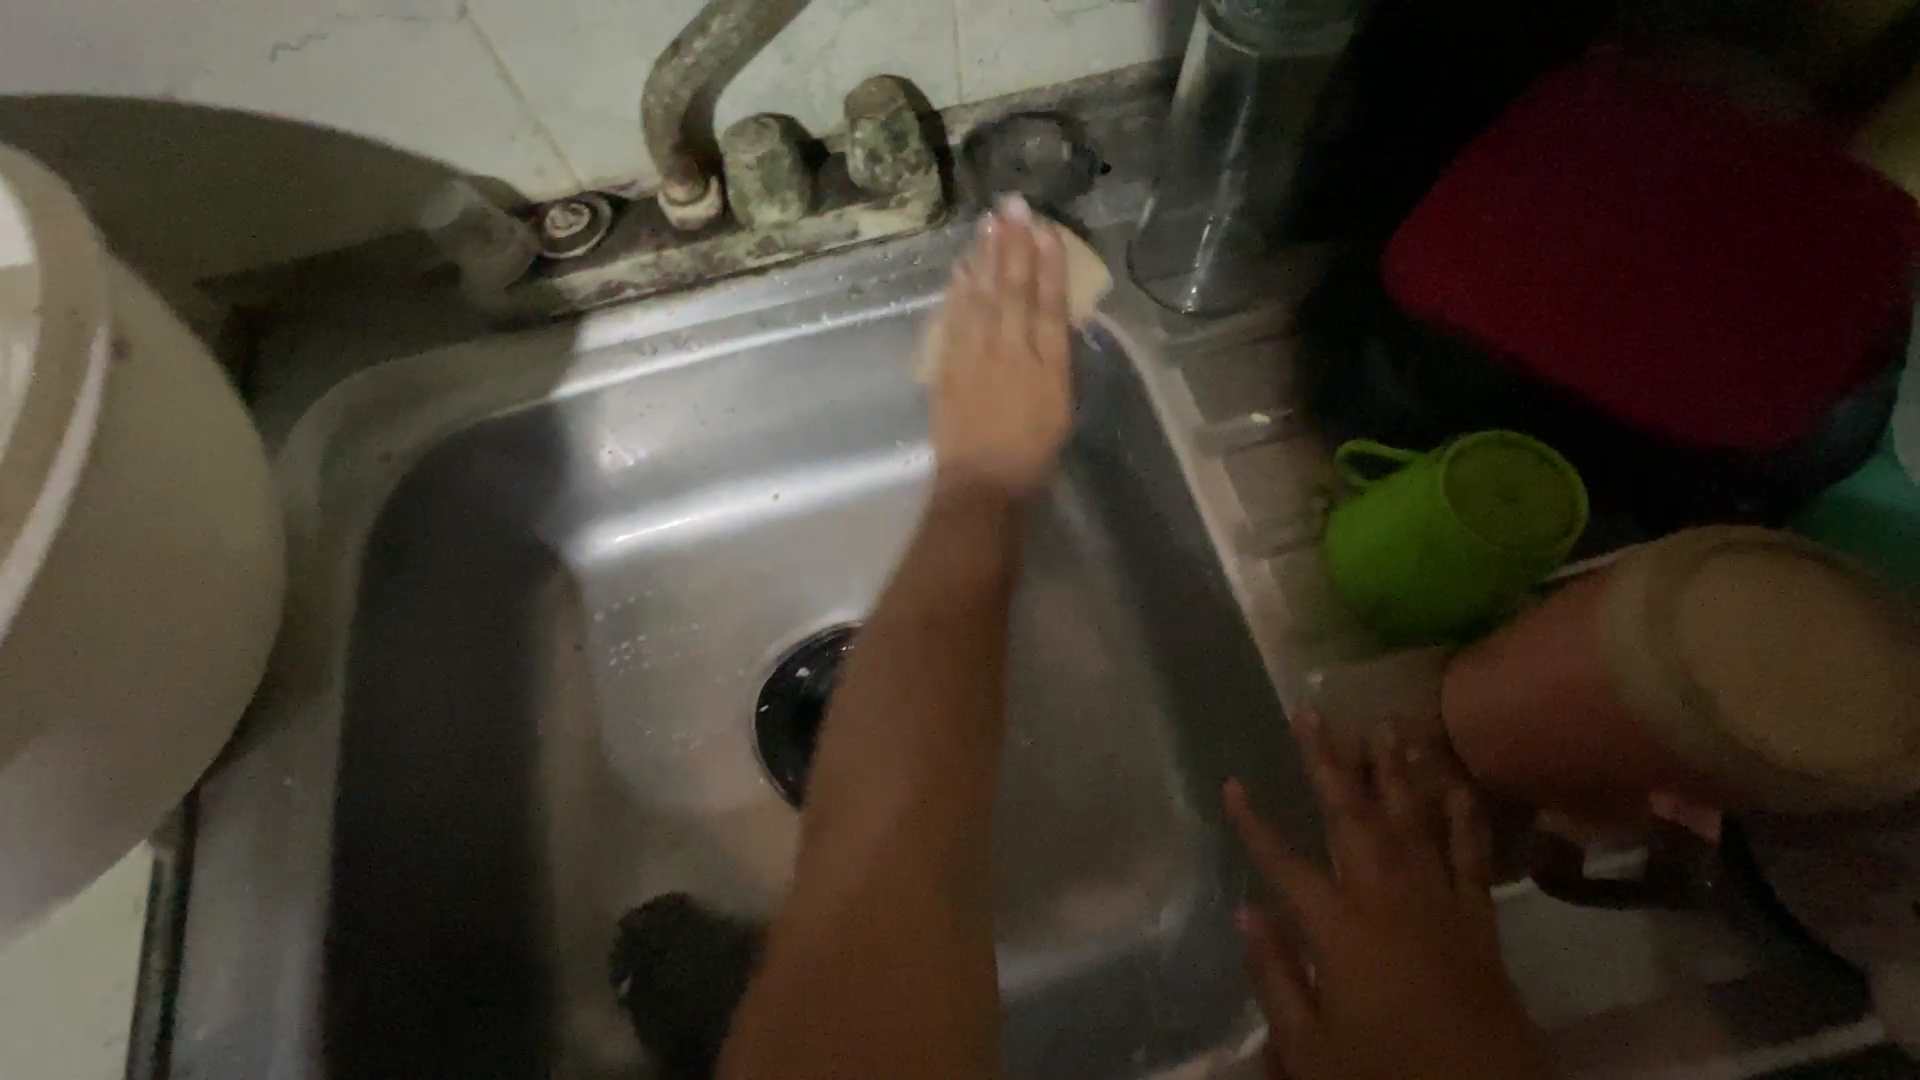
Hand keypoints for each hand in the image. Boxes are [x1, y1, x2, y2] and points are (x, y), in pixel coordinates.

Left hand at [931, 195, 1072, 499]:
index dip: (1048, 266)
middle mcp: (1012, 355)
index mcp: (1048, 368)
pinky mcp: (948, 368)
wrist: (982, 484)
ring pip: (982, 299)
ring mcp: (976, 359)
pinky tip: (962, 268)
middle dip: (1015, 247)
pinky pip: (954, 321)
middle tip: (1014, 206)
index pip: (1049, 306)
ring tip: (989, 223)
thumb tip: (1050, 327)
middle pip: (1014, 293)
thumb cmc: (1031, 456)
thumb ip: (1055, 364)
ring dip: (986, 259)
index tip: (1047, 231)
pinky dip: (958, 292)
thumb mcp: (1060, 410)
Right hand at [1226, 715, 1553, 1079]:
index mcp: (1338, 927)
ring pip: (1413, 821)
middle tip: (1313, 712)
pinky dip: (1463, 819)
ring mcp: (1438, 903)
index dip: (1253, 821)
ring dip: (1396, 769)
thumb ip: (1275, 976)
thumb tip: (1246, 913)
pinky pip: (1470, 858)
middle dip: (1328, 761)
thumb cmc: (1386, 1074)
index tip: (1231, 781)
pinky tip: (1456, 785)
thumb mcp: (1311, 1048)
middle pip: (1352, 815)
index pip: (1282, 861)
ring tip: (1386, 723)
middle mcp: (1386, 898)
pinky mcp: (1478, 921)